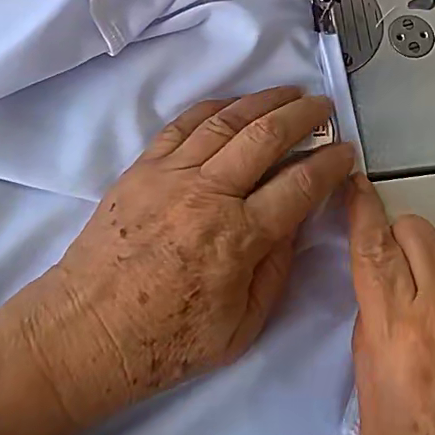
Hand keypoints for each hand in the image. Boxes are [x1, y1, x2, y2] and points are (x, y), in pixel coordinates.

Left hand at [0, 87, 354, 434]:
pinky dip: (210, 109)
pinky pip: (180, 126)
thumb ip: (275, 268)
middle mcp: (207, 194)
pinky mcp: (141, 169)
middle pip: (264, 138)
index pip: (299, 185)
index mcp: (239, 237)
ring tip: (286, 93)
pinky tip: (230, 104)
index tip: (345, 151)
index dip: (329, 164)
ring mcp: (170, 175)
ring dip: (260, 102)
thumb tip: (295, 219)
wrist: (89, 329)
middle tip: (321, 107)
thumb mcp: (243, 326)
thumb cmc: (167, 340)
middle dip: (301, 116)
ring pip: (224, 123)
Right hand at [346, 176, 434, 434]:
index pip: (373, 250)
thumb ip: (370, 343)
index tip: (353, 187)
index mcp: (402, 341)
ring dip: (433, 267)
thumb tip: (376, 300)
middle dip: (396, 240)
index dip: (359, 211)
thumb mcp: (376, 417)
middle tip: (395, 275)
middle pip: (415, 231)